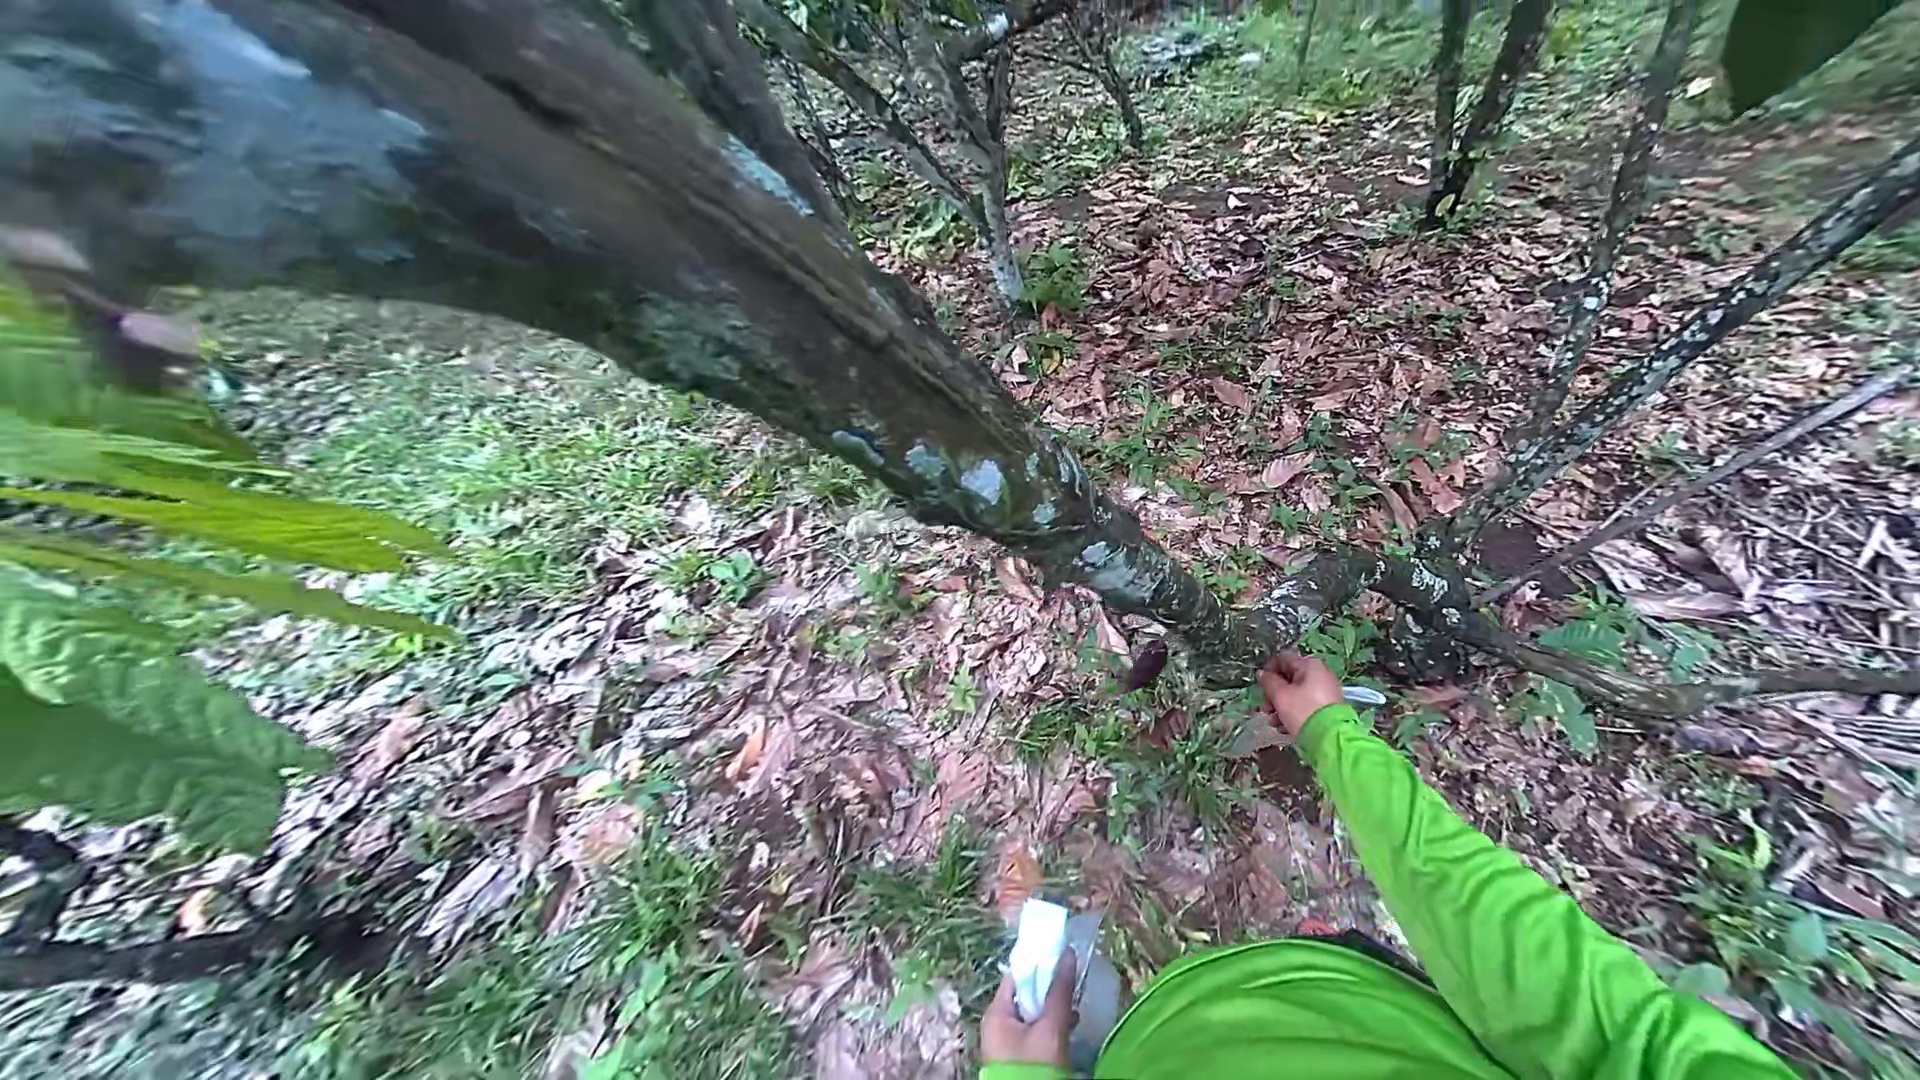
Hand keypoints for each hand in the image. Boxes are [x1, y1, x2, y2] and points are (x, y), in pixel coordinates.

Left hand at [981, 951, 1075, 1067]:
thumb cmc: (1035, 1068)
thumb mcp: (1050, 1029)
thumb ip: (1059, 991)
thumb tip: (1068, 954)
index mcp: (996, 1013)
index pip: (1016, 976)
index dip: (1038, 965)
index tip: (1060, 958)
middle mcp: (997, 1025)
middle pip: (1024, 995)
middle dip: (1048, 990)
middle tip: (1070, 985)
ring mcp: (1006, 1044)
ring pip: (1032, 1015)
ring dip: (1052, 1010)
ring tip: (1073, 1010)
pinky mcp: (1018, 1059)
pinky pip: (1034, 1033)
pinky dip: (1050, 1027)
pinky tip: (1068, 1028)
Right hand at [1257, 653, 1343, 737]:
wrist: (1332, 740)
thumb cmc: (1303, 711)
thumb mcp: (1280, 695)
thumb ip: (1268, 681)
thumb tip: (1262, 674)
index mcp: (1310, 666)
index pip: (1282, 660)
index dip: (1268, 672)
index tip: (1260, 687)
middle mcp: (1320, 675)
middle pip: (1288, 679)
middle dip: (1273, 694)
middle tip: (1265, 708)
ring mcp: (1326, 692)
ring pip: (1295, 693)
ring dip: (1280, 706)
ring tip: (1273, 721)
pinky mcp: (1328, 708)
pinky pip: (1305, 704)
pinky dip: (1293, 712)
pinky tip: (1284, 726)